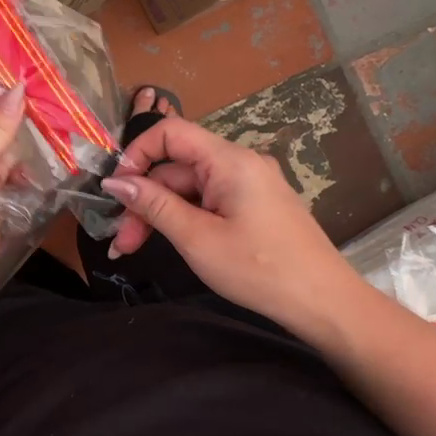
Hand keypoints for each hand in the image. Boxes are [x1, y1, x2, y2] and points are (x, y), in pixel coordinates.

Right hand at [100, 117, 366, 329]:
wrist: (322, 301)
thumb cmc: (258, 269)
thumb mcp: (195, 237)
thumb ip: (153, 205)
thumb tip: (114, 182)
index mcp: (230, 162)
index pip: (171, 133)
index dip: (136, 154)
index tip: (115, 190)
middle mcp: (240, 164)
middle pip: (174, 168)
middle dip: (141, 201)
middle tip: (120, 242)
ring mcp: (248, 185)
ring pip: (186, 189)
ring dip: (156, 215)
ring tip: (131, 249)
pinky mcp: (252, 206)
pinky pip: (205, 201)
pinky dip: (180, 219)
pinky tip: (163, 243)